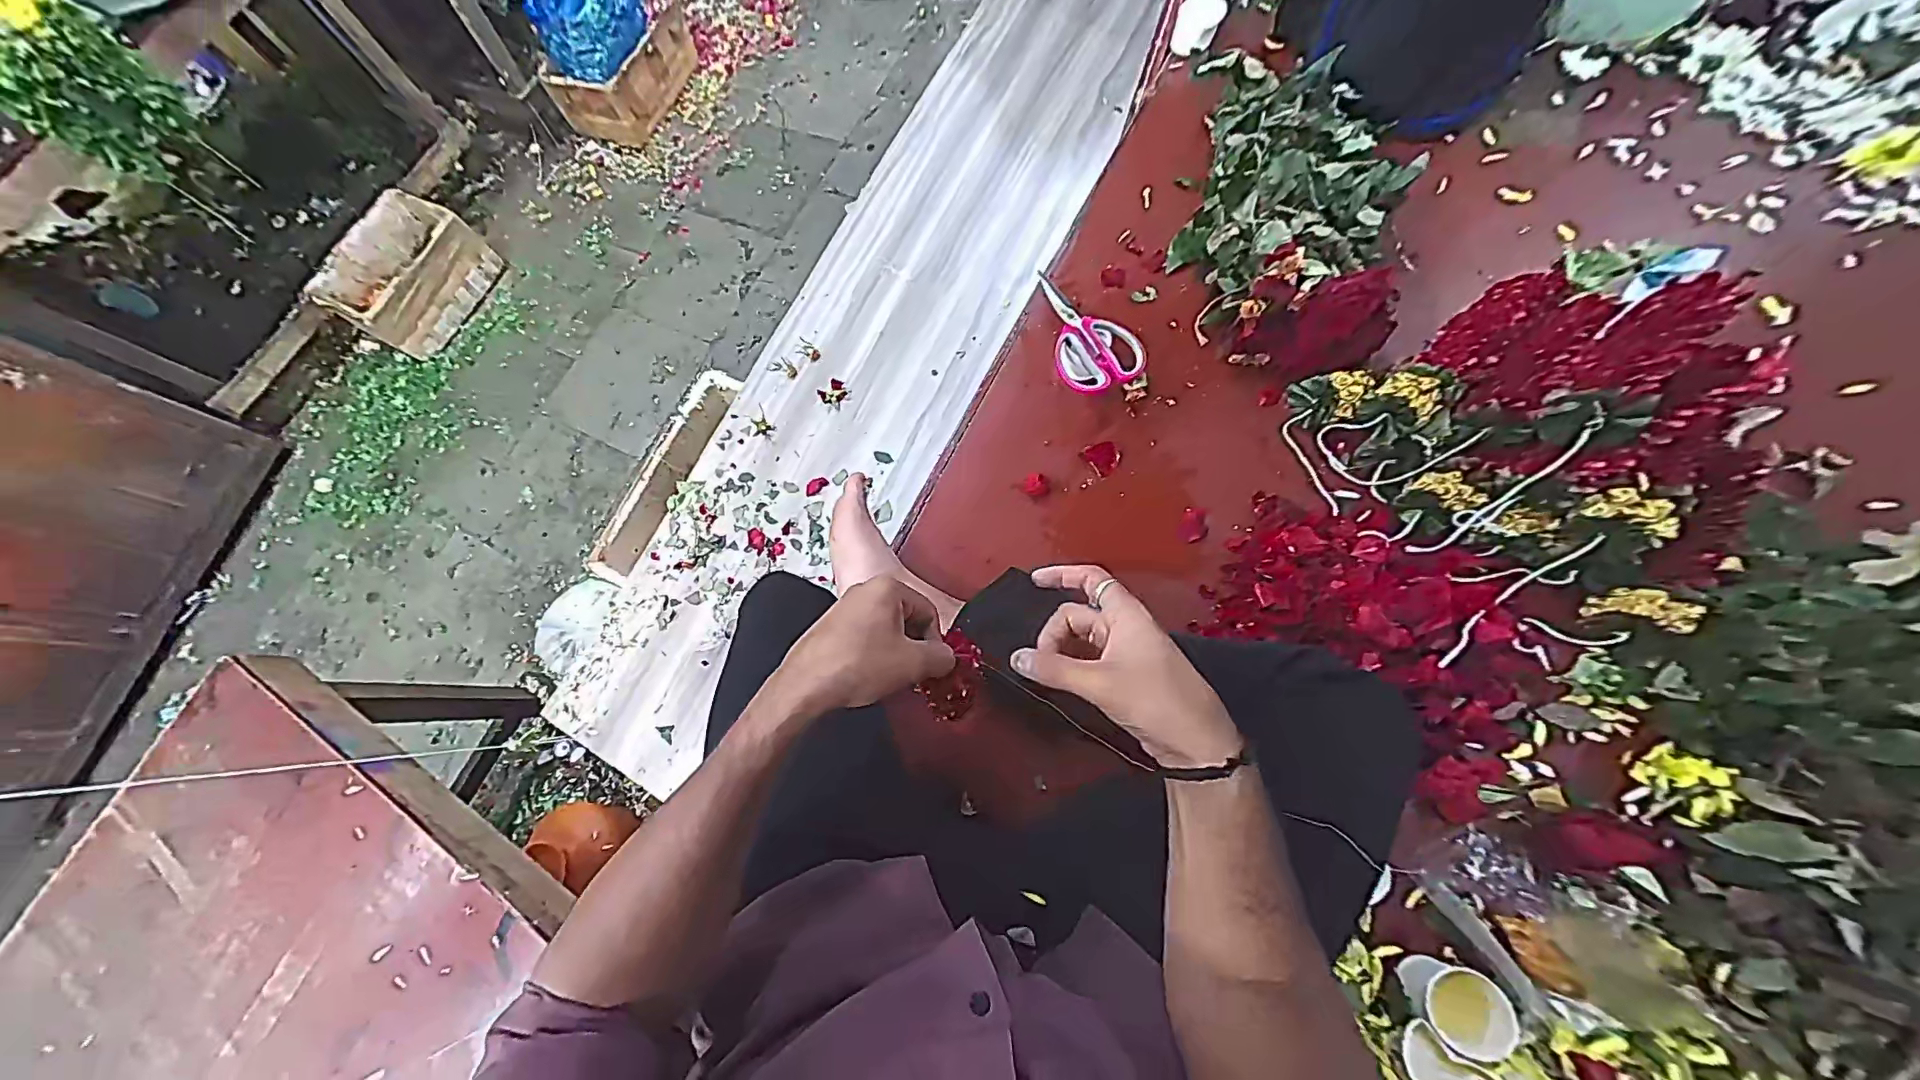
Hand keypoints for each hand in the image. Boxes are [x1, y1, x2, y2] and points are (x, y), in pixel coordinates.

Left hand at [766, 577, 954, 716]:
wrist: (805, 686)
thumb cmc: (858, 666)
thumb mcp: (913, 664)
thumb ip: (942, 657)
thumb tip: (947, 657)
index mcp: (887, 587)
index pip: (929, 612)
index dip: (935, 642)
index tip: (932, 665)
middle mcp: (865, 589)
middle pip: (908, 619)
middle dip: (914, 647)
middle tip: (913, 673)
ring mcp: (845, 607)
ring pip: (887, 630)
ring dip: (895, 653)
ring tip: (889, 677)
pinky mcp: (831, 627)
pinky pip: (866, 637)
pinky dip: (873, 655)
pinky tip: (868, 676)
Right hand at [1010, 565, 1243, 769]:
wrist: (1197, 743)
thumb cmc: (1157, 702)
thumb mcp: (1099, 684)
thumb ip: (1054, 670)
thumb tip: (1017, 657)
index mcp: (1126, 615)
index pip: (1091, 579)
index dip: (1062, 574)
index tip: (1035, 581)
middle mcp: (1126, 627)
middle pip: (1078, 614)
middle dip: (1054, 633)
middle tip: (1040, 663)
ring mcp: (1126, 652)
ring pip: (1082, 640)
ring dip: (1062, 652)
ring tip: (1046, 674)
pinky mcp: (1125, 675)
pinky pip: (1089, 660)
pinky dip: (1071, 667)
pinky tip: (1060, 683)